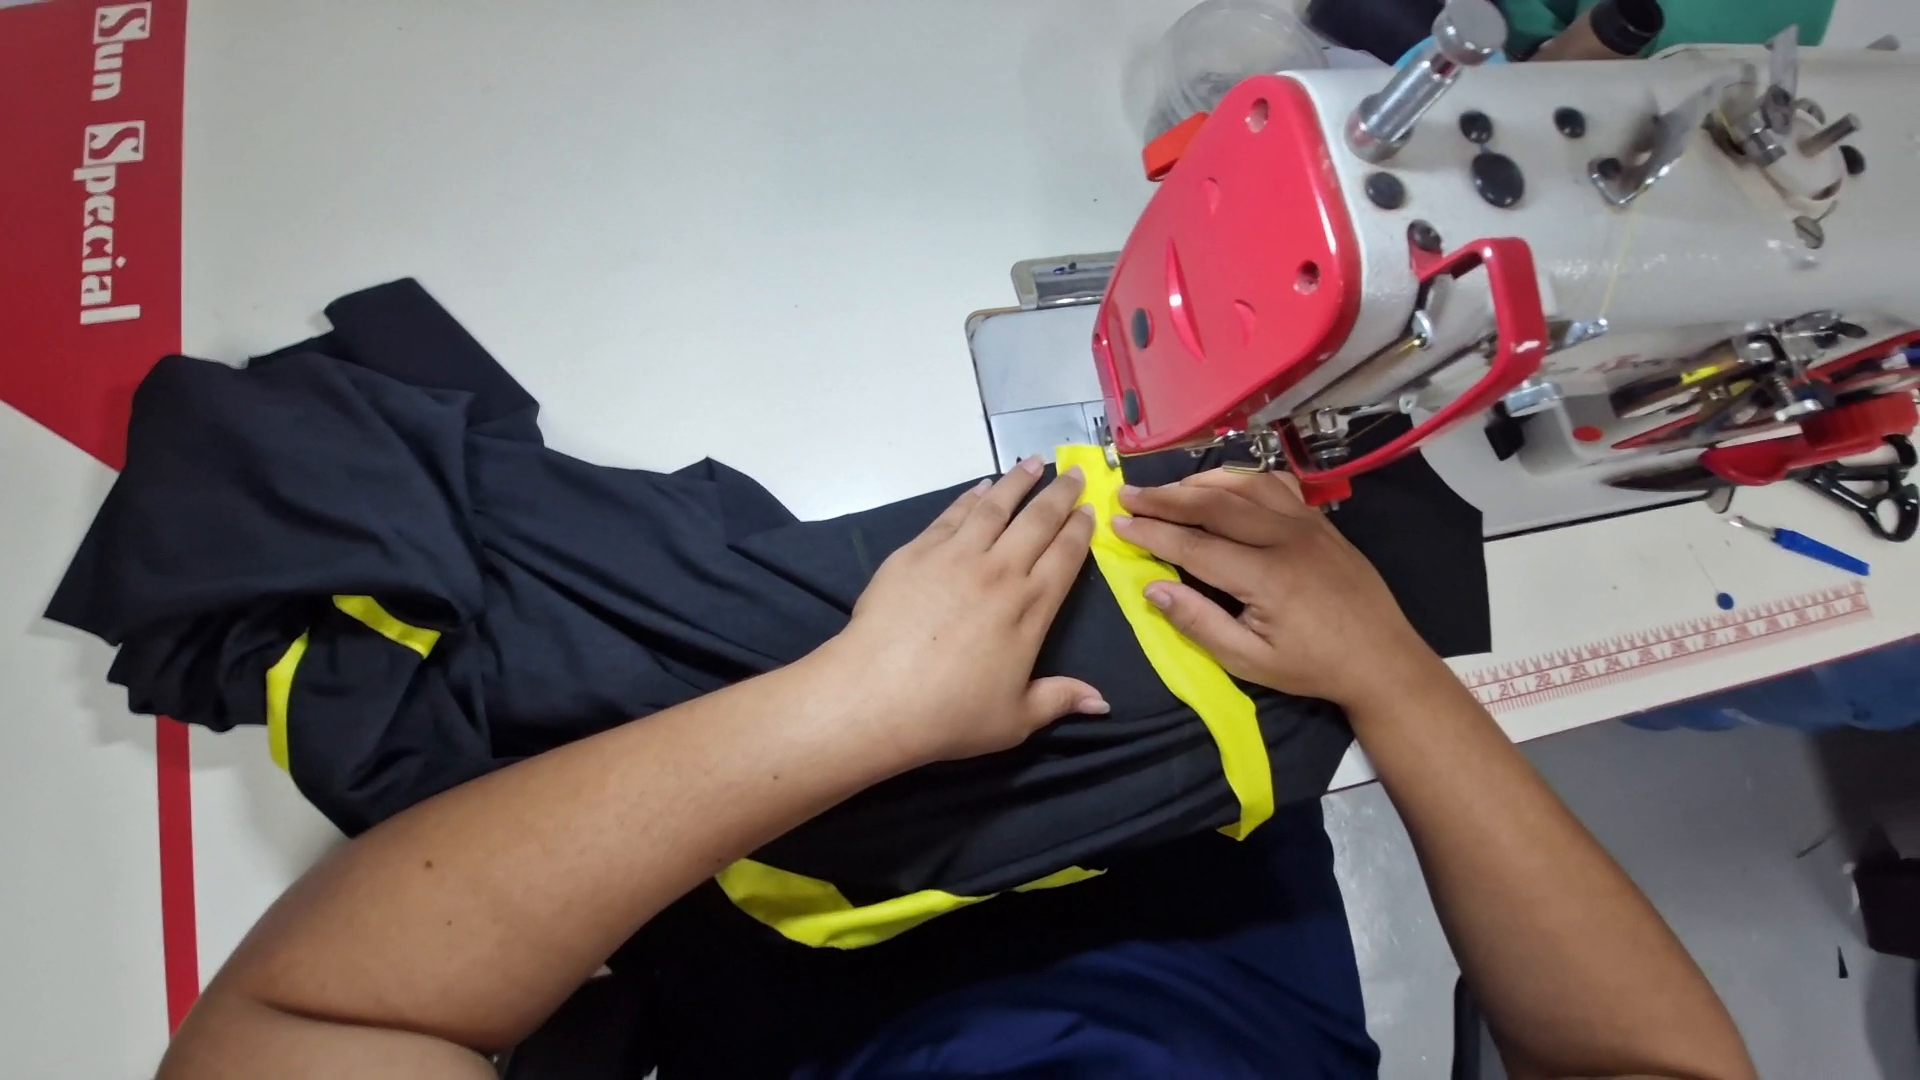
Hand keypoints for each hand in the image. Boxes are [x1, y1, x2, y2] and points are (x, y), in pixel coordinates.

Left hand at [824, 457, 1104, 766]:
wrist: (877, 694)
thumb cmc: (949, 713)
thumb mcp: (1014, 719)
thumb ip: (1059, 700)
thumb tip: (1103, 702)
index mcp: (1030, 608)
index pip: (1066, 556)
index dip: (1081, 529)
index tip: (1090, 510)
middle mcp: (999, 572)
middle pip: (1038, 521)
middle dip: (1060, 494)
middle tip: (1074, 474)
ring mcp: (956, 556)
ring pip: (996, 507)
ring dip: (1018, 482)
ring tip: (1033, 463)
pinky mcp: (917, 551)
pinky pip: (953, 515)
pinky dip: (971, 497)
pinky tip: (982, 488)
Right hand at [1111, 469, 1441, 710]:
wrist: (1383, 660)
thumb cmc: (1311, 667)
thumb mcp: (1249, 661)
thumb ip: (1198, 622)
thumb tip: (1153, 589)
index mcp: (1267, 577)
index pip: (1194, 545)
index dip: (1152, 532)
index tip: (1118, 522)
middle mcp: (1286, 539)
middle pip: (1214, 504)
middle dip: (1165, 497)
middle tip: (1128, 493)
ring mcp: (1308, 524)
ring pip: (1245, 485)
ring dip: (1200, 482)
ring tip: (1167, 489)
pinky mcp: (1320, 521)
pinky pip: (1275, 485)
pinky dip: (1242, 479)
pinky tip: (1223, 486)